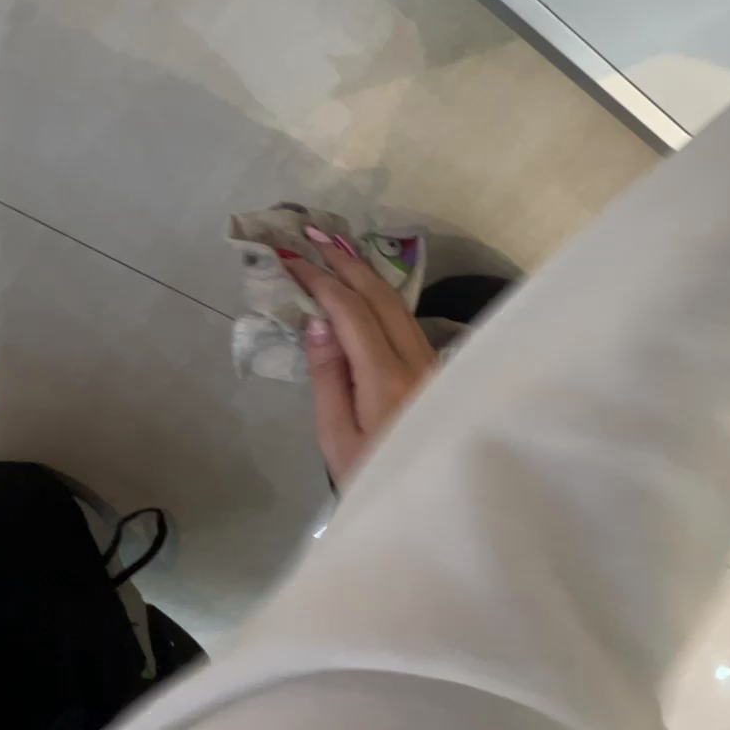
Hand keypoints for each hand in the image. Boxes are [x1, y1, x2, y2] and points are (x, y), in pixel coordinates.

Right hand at [283, 229, 436, 482]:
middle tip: (314, 234)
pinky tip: (365, 289)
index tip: (292, 256)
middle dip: (347, 264)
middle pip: (383, 299)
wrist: (430, 495)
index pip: (352, 313)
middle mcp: (418, 361)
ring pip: (400, 307)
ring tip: (336, 251)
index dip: (321, 281)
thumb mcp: (335, 434)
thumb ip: (329, 375)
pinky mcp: (437, 368)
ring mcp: (433, 362)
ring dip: (367, 276)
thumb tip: (318, 320)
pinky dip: (382, 298)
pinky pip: (407, 322)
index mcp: (387, 378)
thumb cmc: (371, 473)